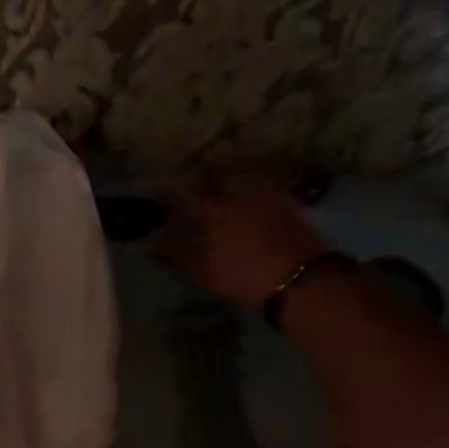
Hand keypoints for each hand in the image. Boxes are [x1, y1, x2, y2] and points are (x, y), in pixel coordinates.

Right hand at [153, 173, 330, 306]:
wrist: (296, 275)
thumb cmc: (243, 276)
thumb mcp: (204, 271)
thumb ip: (177, 252)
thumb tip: (151, 240)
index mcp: (211, 210)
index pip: (181, 194)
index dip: (168, 194)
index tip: (160, 196)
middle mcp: (234, 191)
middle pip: (211, 175)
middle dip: (198, 178)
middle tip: (192, 185)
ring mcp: (262, 189)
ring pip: (237, 172)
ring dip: (223, 175)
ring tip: (219, 184)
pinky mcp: (284, 194)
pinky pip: (262, 177)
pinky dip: (250, 179)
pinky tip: (249, 191)